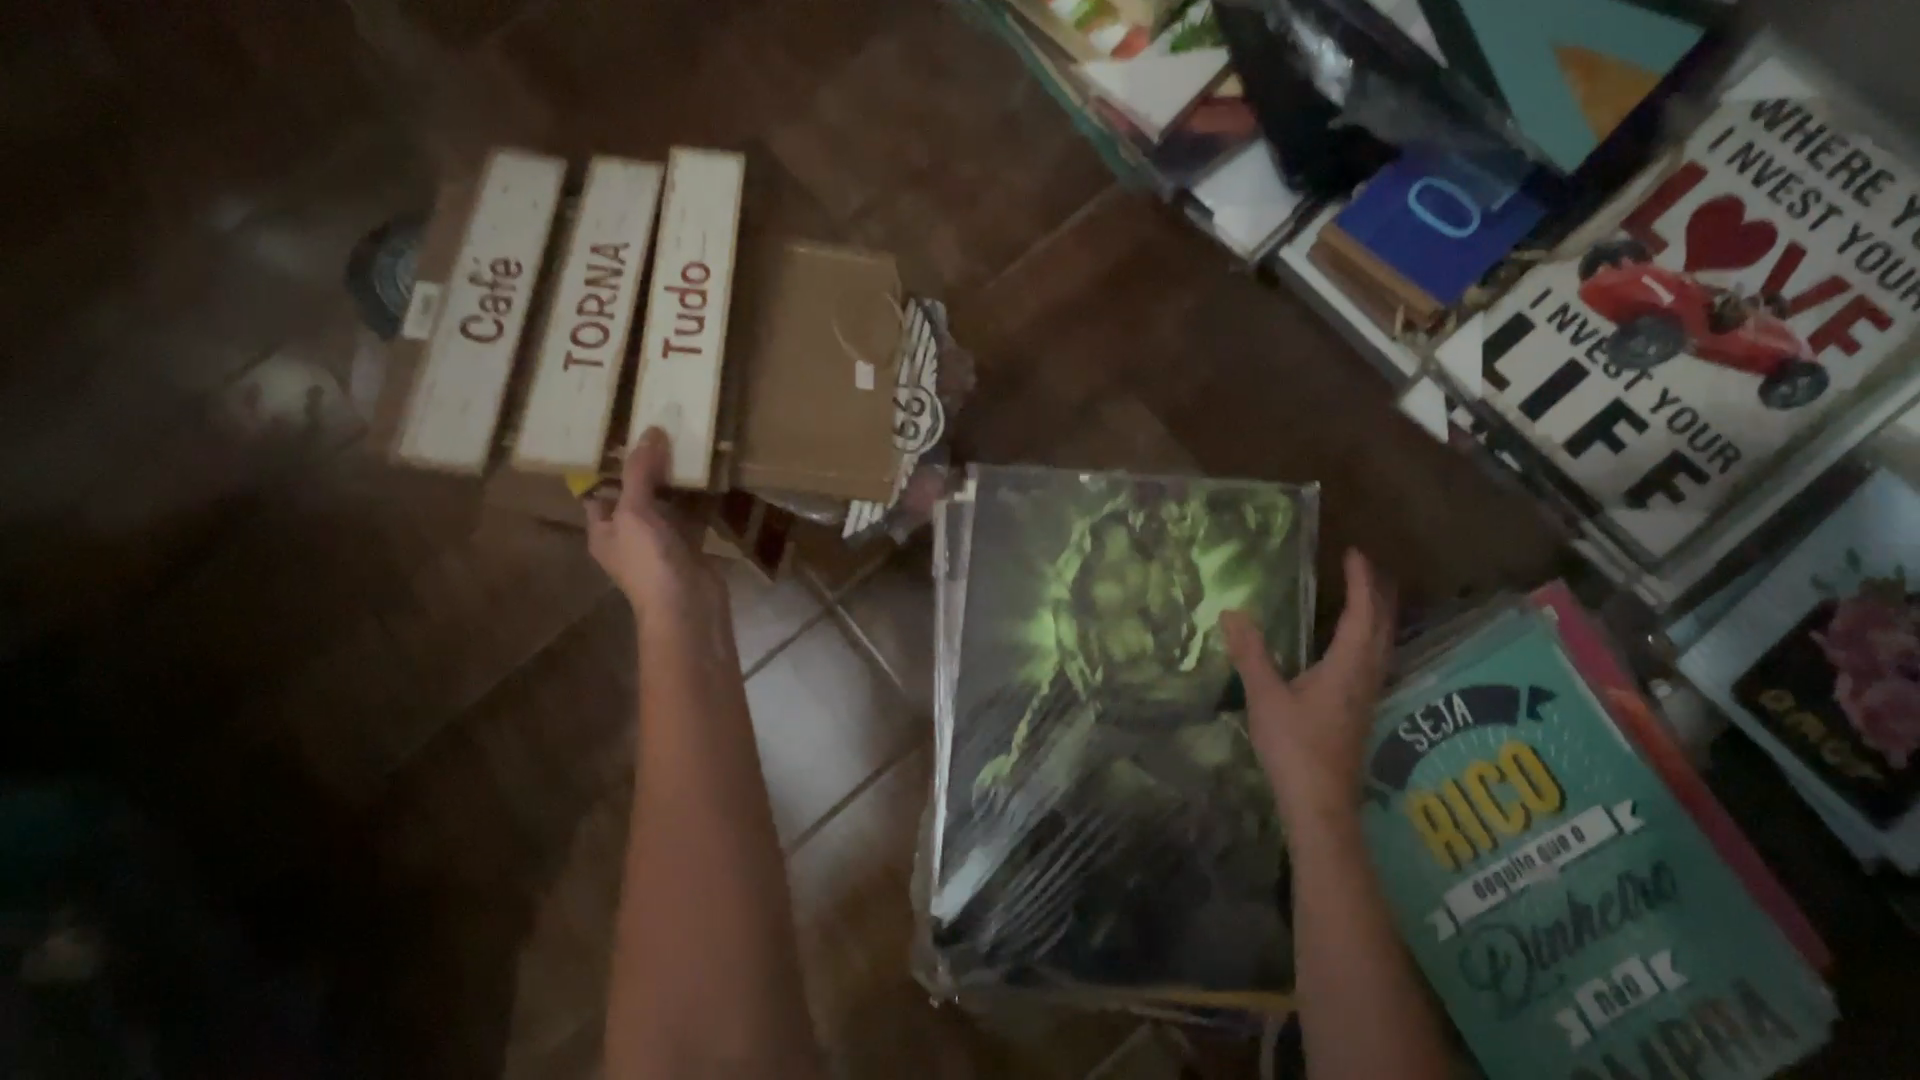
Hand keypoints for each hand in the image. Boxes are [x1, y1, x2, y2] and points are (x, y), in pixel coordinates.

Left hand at [586, 428, 722, 626]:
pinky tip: (709, 476)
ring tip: (687, 445)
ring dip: (676, 482)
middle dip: (649, 468)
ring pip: (667, 504)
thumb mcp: (634, 511)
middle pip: (636, 494)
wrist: (687, 607)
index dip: (610, 466)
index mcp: (604, 530)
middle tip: (664, 432)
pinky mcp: (690, 547)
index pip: (600, 491)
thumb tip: (650, 431)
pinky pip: (693, 516)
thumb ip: (639, 472)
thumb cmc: (648, 561)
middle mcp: (630, 535)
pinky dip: (700, 499)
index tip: (626, 435)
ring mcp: (662, 543)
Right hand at [1221, 549, 1395, 826]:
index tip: (1353, 553)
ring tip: (1364, 597)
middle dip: (1377, 593)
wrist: (1320, 805)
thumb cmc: (1295, 748)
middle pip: (1382, 627)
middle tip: (1363, 568)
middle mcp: (1366, 677)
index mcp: (1348, 667)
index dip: (1361, 581)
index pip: (1362, 613)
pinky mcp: (1360, 712)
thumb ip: (1251, 654)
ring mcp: (1367, 696)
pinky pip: (1374, 661)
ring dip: (1377, 616)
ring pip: (1382, 645)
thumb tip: (1232, 612)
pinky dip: (1368, 639)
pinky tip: (1351, 647)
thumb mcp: (1265, 698)